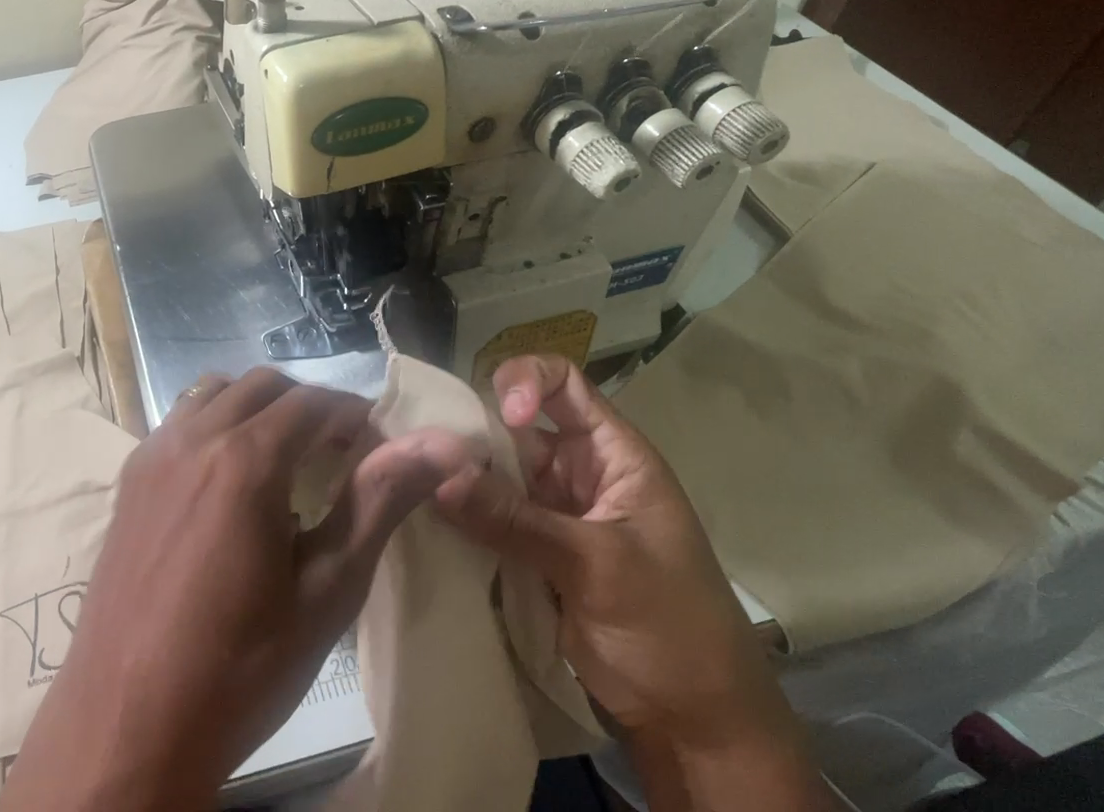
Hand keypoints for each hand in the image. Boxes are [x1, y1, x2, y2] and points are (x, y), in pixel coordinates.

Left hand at [0, 368, 469, 811]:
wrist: (127, 722)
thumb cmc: (241, 667)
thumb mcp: (326, 590)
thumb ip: (379, 502)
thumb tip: (442, 444)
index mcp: (245, 460)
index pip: (313, 402)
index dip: (354, 415)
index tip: (376, 446)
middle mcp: (192, 439)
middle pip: (262, 386)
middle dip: (308, 407)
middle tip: (338, 456)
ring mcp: (151, 457)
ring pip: (213, 394)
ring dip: (257, 409)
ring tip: (284, 463)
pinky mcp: (127, 482)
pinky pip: (177, 424)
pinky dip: (213, 426)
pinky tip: (226, 486)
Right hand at [436, 355, 838, 811]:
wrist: (693, 723)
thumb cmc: (669, 627)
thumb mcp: (597, 565)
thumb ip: (517, 520)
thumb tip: (438, 475)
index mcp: (613, 456)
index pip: (563, 384)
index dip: (525, 380)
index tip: (498, 415)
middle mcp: (576, 474)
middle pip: (513, 429)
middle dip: (470, 434)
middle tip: (422, 455)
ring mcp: (551, 516)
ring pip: (494, 477)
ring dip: (457, 479)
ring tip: (409, 484)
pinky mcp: (530, 555)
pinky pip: (487, 521)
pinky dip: (458, 518)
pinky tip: (421, 519)